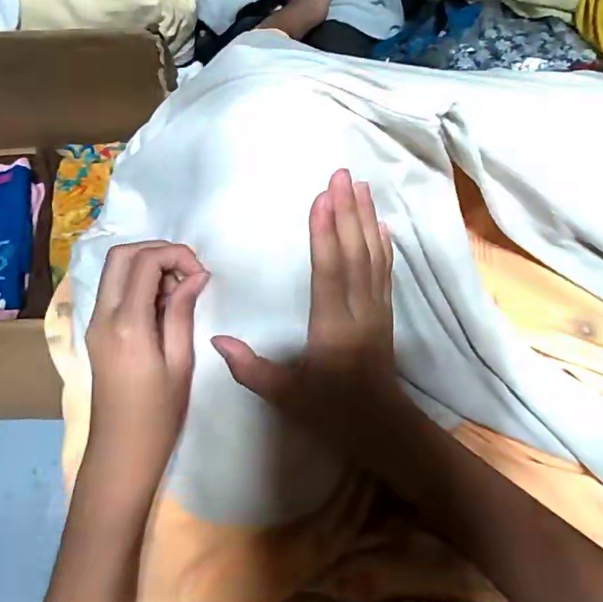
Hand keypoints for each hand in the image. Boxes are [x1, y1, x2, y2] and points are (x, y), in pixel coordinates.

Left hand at [82, 241, 209, 496]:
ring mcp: (94, 323)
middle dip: (157, 251)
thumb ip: (183, 312)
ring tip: (179, 294)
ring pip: (115, 270)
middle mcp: (103, 315)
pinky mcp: (96, 332)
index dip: (176, 254)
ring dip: (147, 267)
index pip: (145, 261)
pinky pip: (114, 291)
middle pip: (121, 255)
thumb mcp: (180, 363)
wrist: (120, 454)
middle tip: (188, 274)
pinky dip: (138, 284)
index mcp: (126, 323)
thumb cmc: (158, 416)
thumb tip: (195, 275)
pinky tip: (163, 308)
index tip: (201, 274)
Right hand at [212, 169, 405, 456]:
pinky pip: (385, 271)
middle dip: (347, 211)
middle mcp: (359, 312)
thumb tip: (216, 338)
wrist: (383, 427)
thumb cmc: (330, 411)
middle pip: (354, 254)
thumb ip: (251, 368)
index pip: (329, 272)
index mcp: (333, 329)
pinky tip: (381, 223)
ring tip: (360, 185)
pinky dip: (383, 244)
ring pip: (373, 257)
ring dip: (366, 218)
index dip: (326, 233)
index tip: (322, 197)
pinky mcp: (386, 312)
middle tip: (341, 175)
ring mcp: (377, 310)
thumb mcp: (285, 396)